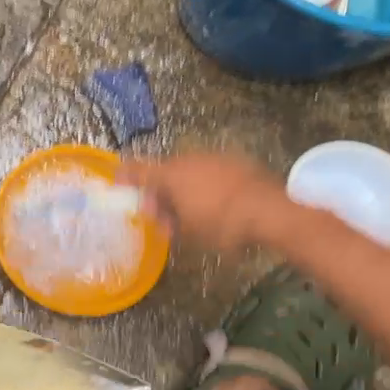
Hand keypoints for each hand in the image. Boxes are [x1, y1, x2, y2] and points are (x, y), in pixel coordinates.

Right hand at [118, 152, 288, 252]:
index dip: (123, 175)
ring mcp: (213, 157)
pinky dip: (206, 183)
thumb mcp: (188, 231)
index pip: (136, 169)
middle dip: (160, 190)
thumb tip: (154, 212)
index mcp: (169, 175)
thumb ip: (165, 218)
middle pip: (163, 172)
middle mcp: (187, 159)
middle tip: (162, 214)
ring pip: (188, 170)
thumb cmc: (222, 225)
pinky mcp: (236, 161)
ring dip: (184, 187)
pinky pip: (210, 171)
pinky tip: (216, 201)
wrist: (273, 212)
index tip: (116, 183)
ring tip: (192, 209)